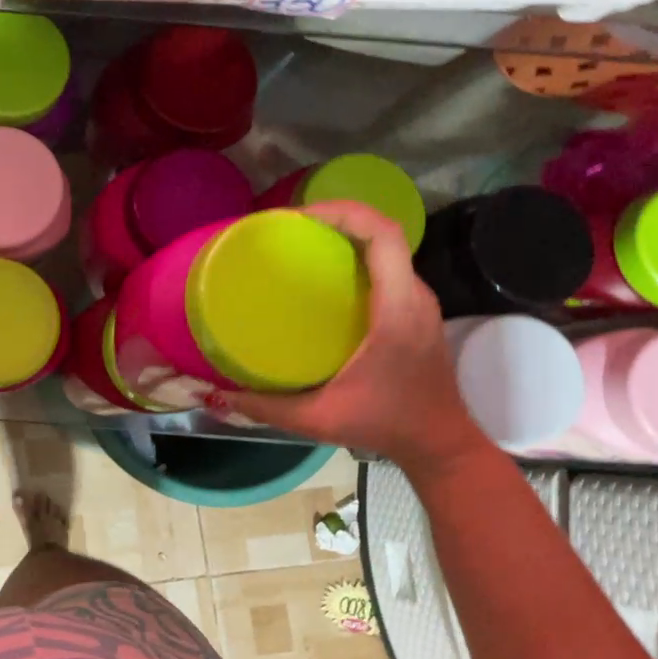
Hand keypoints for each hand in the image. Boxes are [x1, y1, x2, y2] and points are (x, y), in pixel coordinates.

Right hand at [213, 200, 488, 471]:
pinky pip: (388, 270)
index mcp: (397, 310)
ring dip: (348, 238)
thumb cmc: (386, 425)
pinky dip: (356, 260)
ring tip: (300, 247)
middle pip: (384, 235)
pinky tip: (323, 280)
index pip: (384, 236)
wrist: (441, 445)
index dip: (345, 213)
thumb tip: (216, 394)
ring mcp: (420, 305)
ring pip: (387, 251)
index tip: (299, 217)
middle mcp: (414, 297)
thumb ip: (265, 407)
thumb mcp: (319, 419)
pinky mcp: (416, 315)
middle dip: (338, 220)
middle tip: (288, 230)